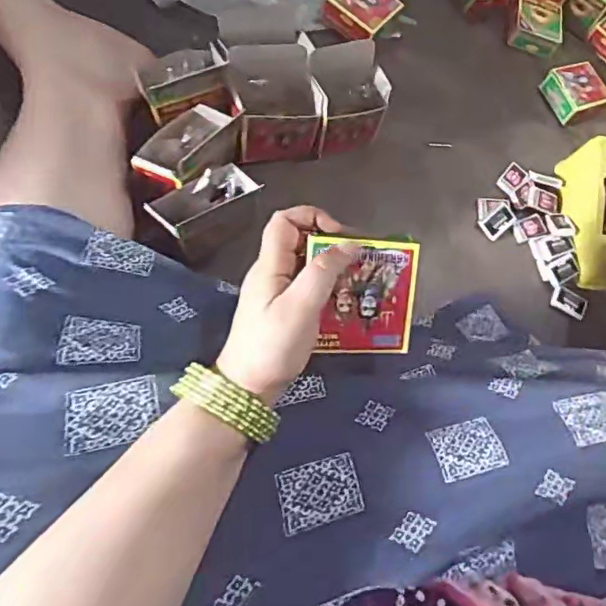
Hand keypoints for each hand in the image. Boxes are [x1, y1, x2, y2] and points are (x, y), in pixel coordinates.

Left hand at [215, 207, 360, 402]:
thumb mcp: (301, 305)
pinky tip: (344, 304)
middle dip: (331, 245)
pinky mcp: (285, 310)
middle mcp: (272, 273)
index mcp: (270, 265)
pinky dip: (329, 289)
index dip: (313, 217)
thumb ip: (324, 271)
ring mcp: (277, 292)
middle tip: (357, 262)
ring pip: (308, 265)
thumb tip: (350, 244)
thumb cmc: (273, 345)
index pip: (285, 220)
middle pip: (300, 240)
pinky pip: (309, 287)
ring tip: (357, 283)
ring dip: (333, 269)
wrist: (248, 387)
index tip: (340, 237)